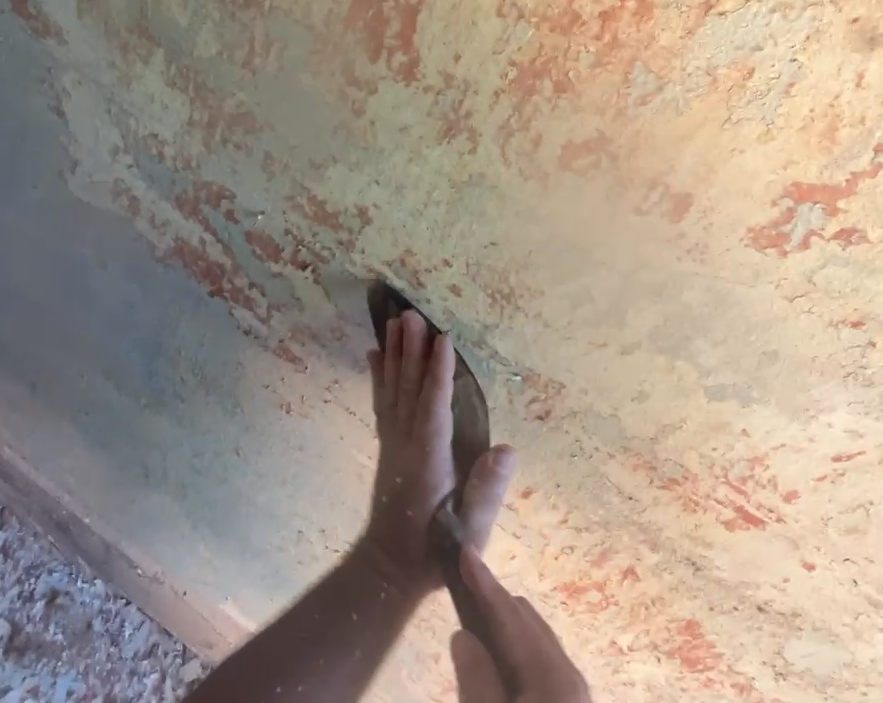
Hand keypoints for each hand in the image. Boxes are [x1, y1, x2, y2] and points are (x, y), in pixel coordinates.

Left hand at [355, 312, 516, 594]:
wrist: (390, 569)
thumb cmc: (438, 552)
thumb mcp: (471, 530)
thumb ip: (487, 490)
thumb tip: (508, 449)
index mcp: (429, 458)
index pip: (434, 405)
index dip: (440, 372)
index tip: (443, 338)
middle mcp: (406, 442)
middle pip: (407, 387)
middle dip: (410, 350)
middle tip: (409, 314)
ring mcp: (393, 442)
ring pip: (392, 388)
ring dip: (394, 354)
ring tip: (393, 321)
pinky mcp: (388, 446)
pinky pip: (381, 402)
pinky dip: (378, 376)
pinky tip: (373, 354)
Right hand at [452, 550, 591, 701]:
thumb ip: (477, 679)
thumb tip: (463, 636)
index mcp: (550, 672)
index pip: (510, 614)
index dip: (484, 581)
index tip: (465, 550)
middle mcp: (568, 671)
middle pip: (525, 618)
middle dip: (493, 599)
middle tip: (461, 585)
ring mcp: (573, 688)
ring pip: (534, 638)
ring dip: (505, 624)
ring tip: (474, 619)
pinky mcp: (570, 702)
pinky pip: (541, 659)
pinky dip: (516, 647)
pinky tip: (498, 658)